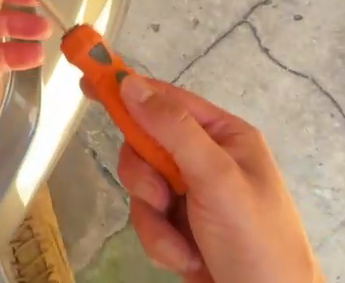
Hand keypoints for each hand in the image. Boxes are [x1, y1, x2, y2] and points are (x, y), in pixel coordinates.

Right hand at [110, 75, 321, 282]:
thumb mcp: (217, 179)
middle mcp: (207, 159)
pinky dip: (161, 241)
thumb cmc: (256, 242)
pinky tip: (188, 261)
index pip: (166, 99)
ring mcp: (193, 195)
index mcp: (224, 136)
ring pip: (141, 183)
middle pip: (145, 142)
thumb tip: (130, 83)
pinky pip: (148, 217)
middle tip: (157, 196)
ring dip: (152, 216)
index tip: (88, 86)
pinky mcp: (181, 228)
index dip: (128, 91)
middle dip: (144, 175)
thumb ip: (173, 129)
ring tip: (180, 244)